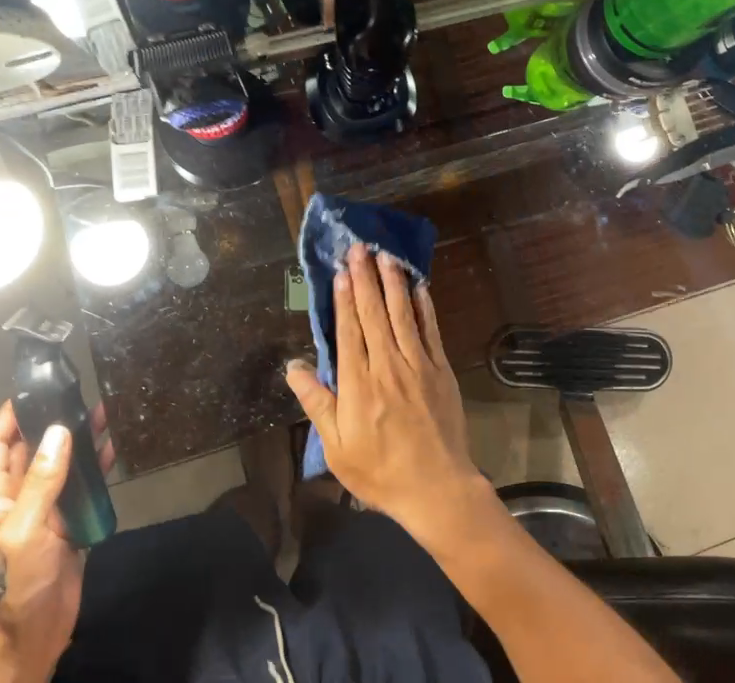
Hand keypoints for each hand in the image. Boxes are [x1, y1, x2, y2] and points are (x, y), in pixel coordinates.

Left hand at [0, 402, 114, 680]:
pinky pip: (78, 491)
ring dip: (76, 443)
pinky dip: (93, 471)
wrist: (28, 641)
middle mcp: (12, 501)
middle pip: (27, 451)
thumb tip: (59, 432)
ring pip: (57, 468)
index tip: (35, 388)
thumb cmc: (12, 585)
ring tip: (103, 415)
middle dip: (50, 422)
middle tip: (79, 394)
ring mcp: (39, 515)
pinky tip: (112, 453)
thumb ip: (41, 481)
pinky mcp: (64, 529)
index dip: (10, 416)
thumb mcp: (23, 531)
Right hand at [285, 245, 487, 539]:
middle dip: (365, 278)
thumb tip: (293, 367)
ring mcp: (418, 365)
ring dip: (393, 282)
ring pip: (403, 314)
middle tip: (360, 248)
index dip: (344, 299)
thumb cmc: (379, 471)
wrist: (436, 488)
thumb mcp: (336, 446)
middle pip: (374, 314)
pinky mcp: (441, 370)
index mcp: (359, 384)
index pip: (349, 331)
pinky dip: (424, 306)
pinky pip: (430, 330)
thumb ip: (317, 402)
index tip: (340, 271)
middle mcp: (388, 366)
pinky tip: (419, 286)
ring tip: (386, 255)